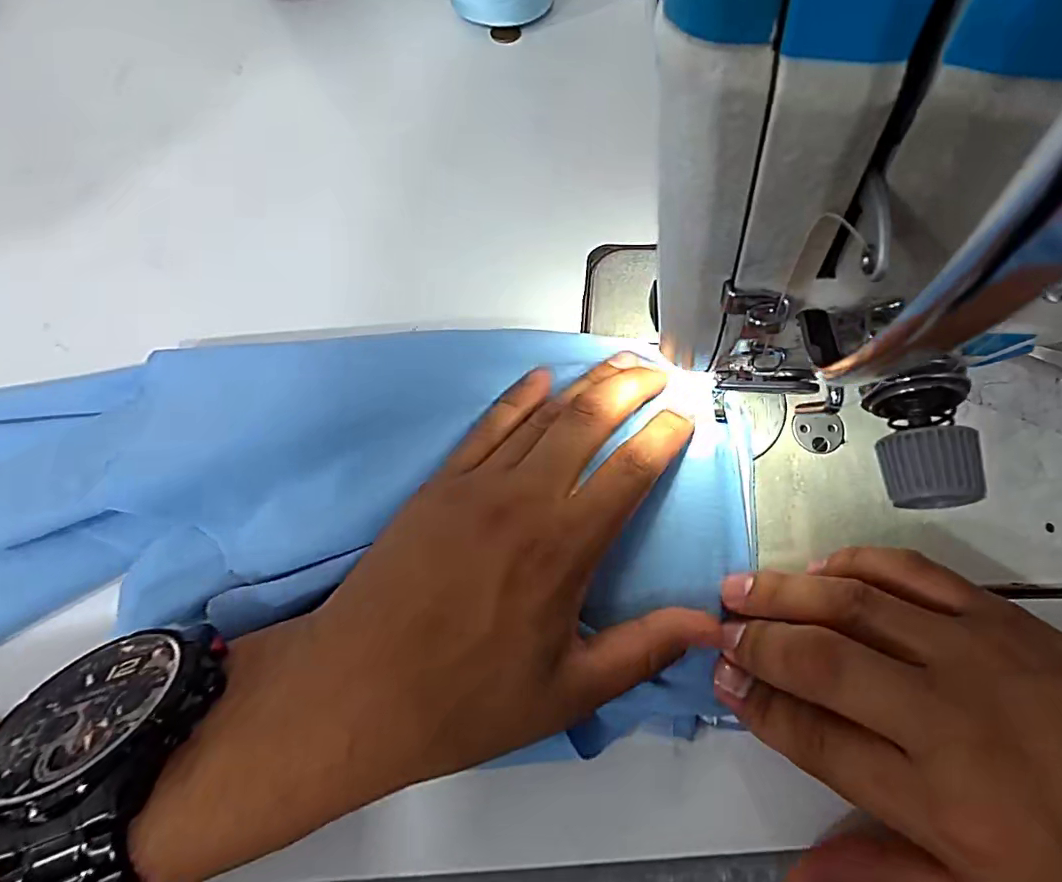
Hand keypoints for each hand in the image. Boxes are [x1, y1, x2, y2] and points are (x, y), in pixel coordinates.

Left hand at [132, 353, 720, 880]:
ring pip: (546, 413)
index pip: (633, 467)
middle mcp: (528, 499)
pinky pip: (490, 424)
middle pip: (593, 419)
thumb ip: (643, 650)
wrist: (350, 695)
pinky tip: (543, 377)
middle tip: (662, 371)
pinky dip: (520, 395)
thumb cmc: (465, 699)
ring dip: (590, 382)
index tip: (688, 414)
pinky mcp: (441, 483)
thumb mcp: (568, 692)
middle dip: (635, 386)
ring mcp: (479, 483)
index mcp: (567, 546)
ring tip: (622, 363)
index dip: (667, 432)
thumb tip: (711, 624)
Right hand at [713, 549, 1061, 881]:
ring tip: (746, 583)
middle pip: (823, 661)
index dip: (762, 707)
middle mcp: (938, 713)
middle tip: (717, 623)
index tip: (724, 682)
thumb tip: (797, 878)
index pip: (818, 737)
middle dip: (760, 640)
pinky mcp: (993, 614)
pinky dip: (861, 562)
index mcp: (936, 796)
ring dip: (792, 591)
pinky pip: (912, 574)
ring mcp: (966, 651)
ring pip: (856, 605)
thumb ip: (887, 878)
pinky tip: (829, 565)